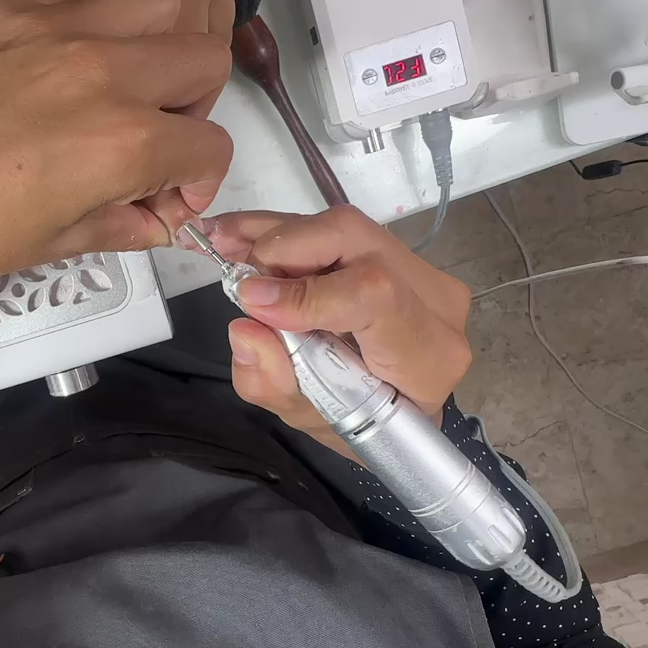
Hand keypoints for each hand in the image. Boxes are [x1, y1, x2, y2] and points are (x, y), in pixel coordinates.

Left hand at [0, 0, 232, 282]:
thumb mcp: (60, 244)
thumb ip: (130, 224)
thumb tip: (162, 217)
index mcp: (124, 142)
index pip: (211, 146)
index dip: (202, 180)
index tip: (171, 196)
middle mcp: (107, 70)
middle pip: (205, 59)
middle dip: (193, 106)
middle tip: (152, 135)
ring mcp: (60, 26)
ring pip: (159, 1)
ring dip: (156, 44)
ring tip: (118, 83)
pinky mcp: (15, 5)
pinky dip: (97, 24)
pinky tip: (61, 64)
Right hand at [209, 207, 472, 458]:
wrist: (395, 409)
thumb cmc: (359, 422)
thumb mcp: (307, 418)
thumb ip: (272, 381)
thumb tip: (245, 328)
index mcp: (423, 355)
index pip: (373, 294)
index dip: (306, 292)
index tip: (251, 302)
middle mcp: (430, 299)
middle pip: (351, 237)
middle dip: (281, 252)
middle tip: (241, 284)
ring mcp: (415, 267)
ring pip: (336, 224)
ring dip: (270, 235)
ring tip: (217, 243)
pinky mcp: (390, 250)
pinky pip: (330, 226)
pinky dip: (276, 229)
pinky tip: (233, 233)